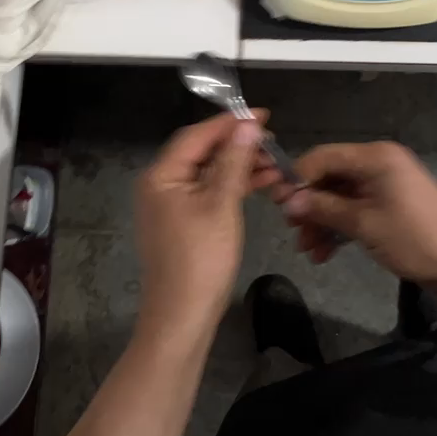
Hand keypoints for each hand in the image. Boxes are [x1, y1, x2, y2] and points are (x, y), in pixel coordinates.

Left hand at [133, 110, 265, 339]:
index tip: (263, 115)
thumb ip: (234, 161)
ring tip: (276, 164)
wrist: (181, 320)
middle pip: (203, 151)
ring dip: (240, 166)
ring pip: (209, 172)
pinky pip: (208, 192)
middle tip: (273, 142)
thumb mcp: (221, 205)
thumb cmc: (201, 260)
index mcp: (161, 174)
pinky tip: (261, 184)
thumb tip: (247, 125)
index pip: (198, 134)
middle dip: (238, 145)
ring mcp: (170, 204)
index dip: (230, 122)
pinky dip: (233, 186)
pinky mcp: (182, 222)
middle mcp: (160, 183)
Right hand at [262, 142, 436, 287]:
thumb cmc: (413, 238)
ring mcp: (387, 184)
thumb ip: (323, 209)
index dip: (297, 178)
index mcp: (375, 156)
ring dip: (323, 220)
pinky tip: (326, 251)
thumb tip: (288, 202)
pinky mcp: (392, 204)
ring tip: (309, 250)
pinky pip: (357, 208)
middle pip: (331, 176)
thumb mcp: (363, 224)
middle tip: (293, 232)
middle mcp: (379, 163)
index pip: (323, 156)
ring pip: (342, 196)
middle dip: (310, 204)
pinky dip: (341, 226)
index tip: (277, 203)